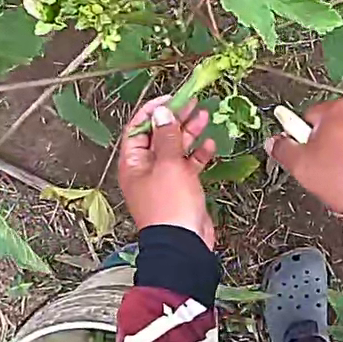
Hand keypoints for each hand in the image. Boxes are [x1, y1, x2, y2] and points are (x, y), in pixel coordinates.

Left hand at [118, 96, 217, 247]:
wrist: (183, 243)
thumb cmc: (170, 206)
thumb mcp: (168, 164)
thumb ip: (167, 136)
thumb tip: (162, 113)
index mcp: (133, 163)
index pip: (138, 128)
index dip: (154, 111)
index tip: (172, 98)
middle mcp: (146, 169)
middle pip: (159, 136)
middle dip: (175, 118)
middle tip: (192, 103)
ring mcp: (164, 180)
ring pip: (176, 149)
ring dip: (189, 133)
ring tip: (204, 116)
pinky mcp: (181, 189)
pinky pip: (188, 166)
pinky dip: (198, 154)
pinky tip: (209, 144)